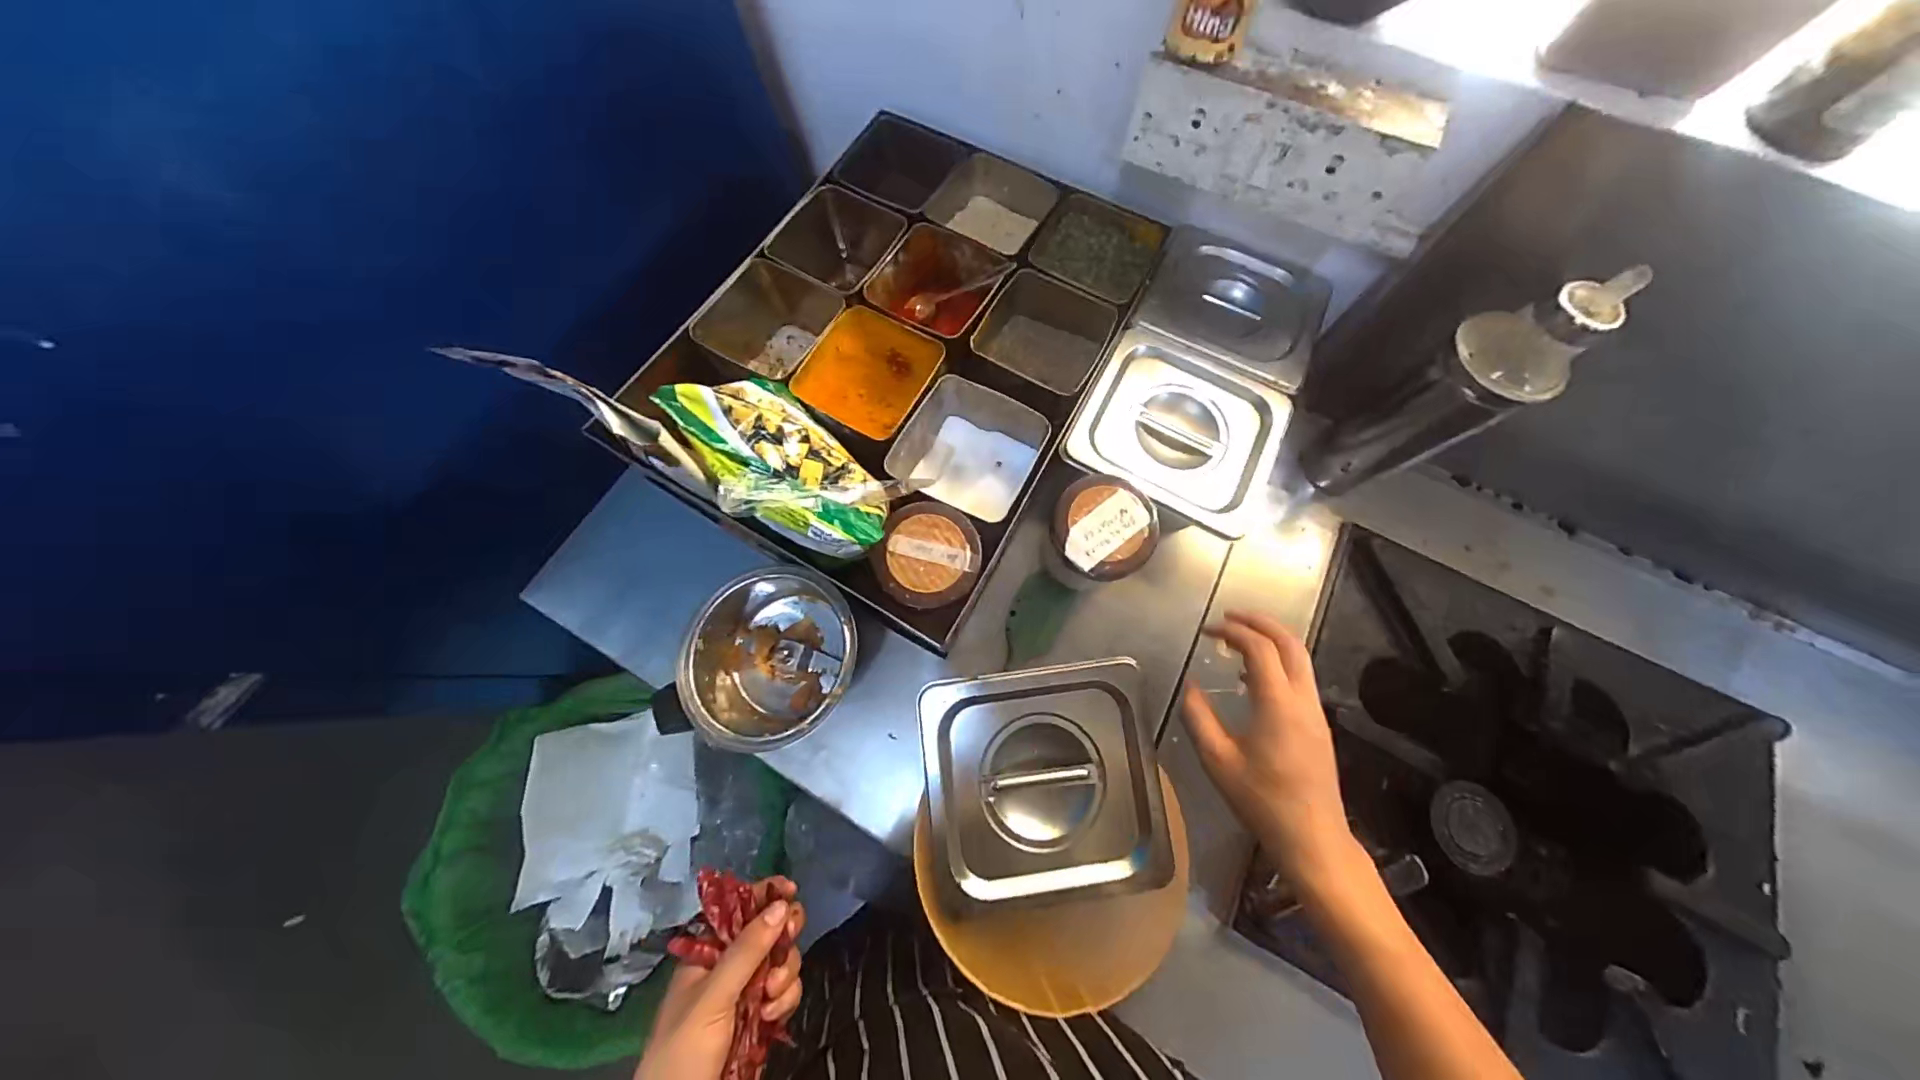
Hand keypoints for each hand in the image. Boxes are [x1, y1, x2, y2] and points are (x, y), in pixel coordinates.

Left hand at [635, 878, 805, 1079]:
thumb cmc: (683, 1051)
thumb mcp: (712, 997)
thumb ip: (747, 951)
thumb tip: (781, 904)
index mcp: (709, 952)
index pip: (740, 908)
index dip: (766, 895)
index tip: (791, 891)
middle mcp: (730, 966)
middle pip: (770, 931)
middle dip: (783, 939)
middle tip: (784, 950)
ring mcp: (747, 992)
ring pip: (783, 961)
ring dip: (785, 975)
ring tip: (769, 1001)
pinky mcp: (762, 1018)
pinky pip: (786, 992)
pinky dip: (785, 1000)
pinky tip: (771, 1018)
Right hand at [1182, 612, 1356, 882]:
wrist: (1313, 838)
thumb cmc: (1261, 801)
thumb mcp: (1217, 760)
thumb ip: (1198, 718)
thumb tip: (1190, 686)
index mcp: (1278, 705)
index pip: (1260, 649)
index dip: (1233, 631)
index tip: (1208, 630)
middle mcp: (1303, 700)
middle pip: (1290, 643)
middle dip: (1260, 622)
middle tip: (1230, 616)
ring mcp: (1315, 712)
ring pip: (1301, 658)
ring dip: (1272, 639)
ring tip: (1239, 637)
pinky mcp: (1318, 725)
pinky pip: (1301, 677)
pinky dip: (1278, 661)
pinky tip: (1253, 675)